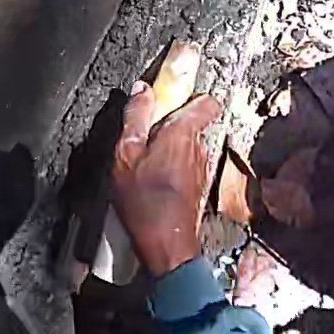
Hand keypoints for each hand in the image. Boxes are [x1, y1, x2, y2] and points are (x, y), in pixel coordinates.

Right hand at [112, 83, 221, 275]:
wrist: (165, 243)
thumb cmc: (144, 199)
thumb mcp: (126, 154)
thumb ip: (135, 117)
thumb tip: (142, 90)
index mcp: (184, 133)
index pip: (207, 101)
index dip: (191, 97)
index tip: (170, 99)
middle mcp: (200, 148)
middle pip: (192, 124)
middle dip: (171, 126)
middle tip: (144, 137)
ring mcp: (202, 169)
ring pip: (189, 147)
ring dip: (170, 150)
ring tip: (145, 164)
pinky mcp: (199, 187)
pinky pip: (186, 167)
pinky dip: (173, 168)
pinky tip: (153, 183)